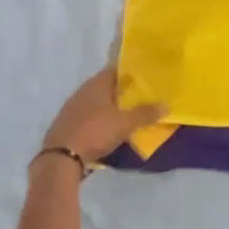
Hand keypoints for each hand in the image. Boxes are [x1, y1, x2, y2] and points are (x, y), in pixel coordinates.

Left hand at [40, 67, 164, 163]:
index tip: (144, 78)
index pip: (114, 70)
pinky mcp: (67, 124)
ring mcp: (72, 108)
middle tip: (140, 97)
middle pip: (105, 87)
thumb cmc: (95, 132)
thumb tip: (166, 104)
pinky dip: (99, 119)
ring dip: (109, 107)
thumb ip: (145, 114)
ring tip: (127, 113)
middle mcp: (82, 92)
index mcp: (96, 85)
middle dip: (121, 91)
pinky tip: (108, 128)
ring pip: (96, 102)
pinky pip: (88, 116)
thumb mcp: (125, 124)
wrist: (61, 157)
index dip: (129, 73)